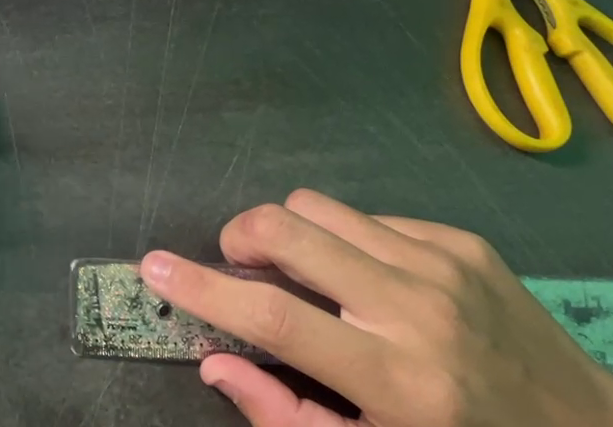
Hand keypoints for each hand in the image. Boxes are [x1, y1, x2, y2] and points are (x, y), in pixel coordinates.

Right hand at [140, 190, 612, 426]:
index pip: (274, 320)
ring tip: (309, 275)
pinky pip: (365, 216)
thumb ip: (284, 418)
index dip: (201, 288)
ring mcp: (443, 264)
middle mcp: (417, 309)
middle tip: (240, 267)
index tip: (152, 266)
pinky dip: (345, 241)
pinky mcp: (461, 241)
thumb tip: (212, 362)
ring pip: (315, 207)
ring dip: (290, 234)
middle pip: (286, 229)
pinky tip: (373, 282)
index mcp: (398, 384)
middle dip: (240, 238)